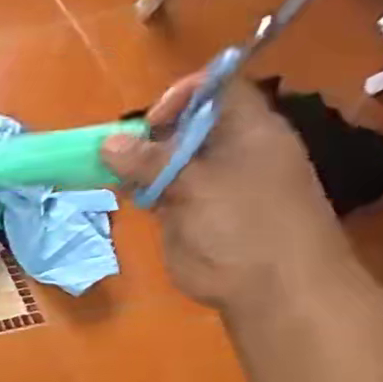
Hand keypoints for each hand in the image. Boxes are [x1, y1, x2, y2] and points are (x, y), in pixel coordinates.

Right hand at [101, 75, 355, 310]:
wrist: (273, 292)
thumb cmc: (244, 228)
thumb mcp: (196, 187)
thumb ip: (151, 162)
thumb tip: (109, 142)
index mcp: (249, 128)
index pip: (216, 88)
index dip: (183, 94)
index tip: (151, 122)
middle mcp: (232, 151)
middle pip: (187, 125)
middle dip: (152, 134)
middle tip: (122, 153)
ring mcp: (213, 187)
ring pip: (172, 163)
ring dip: (143, 166)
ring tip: (117, 175)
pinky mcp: (197, 219)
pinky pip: (167, 195)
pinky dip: (146, 193)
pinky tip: (130, 197)